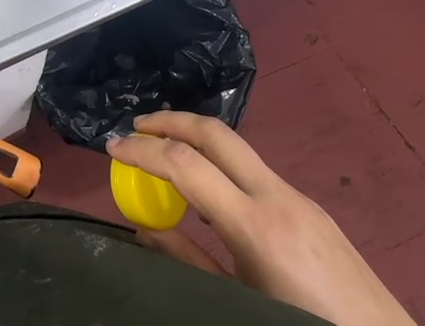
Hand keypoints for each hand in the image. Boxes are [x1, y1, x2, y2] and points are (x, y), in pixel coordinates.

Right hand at [107, 111, 414, 325]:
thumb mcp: (238, 304)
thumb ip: (188, 262)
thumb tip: (144, 230)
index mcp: (256, 227)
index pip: (185, 164)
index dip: (142, 151)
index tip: (112, 149)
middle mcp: (278, 198)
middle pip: (215, 133)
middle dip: (169, 121)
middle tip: (134, 128)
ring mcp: (300, 199)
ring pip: (236, 149)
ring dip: (194, 140)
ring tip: (162, 156)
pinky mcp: (312, 209)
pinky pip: (254, 172)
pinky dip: (219, 166)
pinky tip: (208, 195)